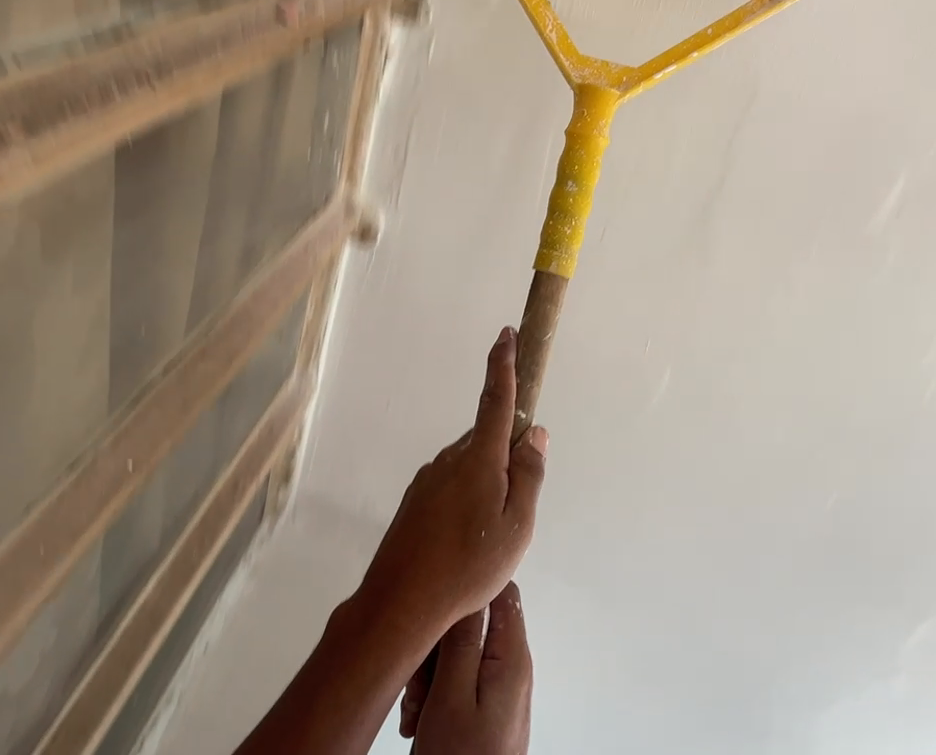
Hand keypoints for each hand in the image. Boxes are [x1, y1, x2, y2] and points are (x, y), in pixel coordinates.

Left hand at [357, 327, 548, 646]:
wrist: (400, 602)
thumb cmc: (468, 565)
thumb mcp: (517, 526)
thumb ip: (529, 476)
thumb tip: (535, 434)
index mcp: (478, 458)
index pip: (496, 399)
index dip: (505, 364)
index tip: (508, 334)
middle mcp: (450, 458)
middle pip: (488, 441)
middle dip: (507, 459)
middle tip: (515, 511)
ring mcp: (429, 478)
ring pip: (470, 467)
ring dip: (487, 487)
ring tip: (489, 540)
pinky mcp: (416, 500)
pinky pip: (452, 487)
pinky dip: (467, 502)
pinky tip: (465, 544)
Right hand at [408, 582, 532, 753]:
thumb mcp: (452, 695)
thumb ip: (462, 639)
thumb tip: (472, 586)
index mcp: (511, 656)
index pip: (499, 591)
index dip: (466, 589)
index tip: (432, 605)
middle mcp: (510, 665)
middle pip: (472, 624)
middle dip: (436, 646)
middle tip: (419, 680)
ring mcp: (498, 686)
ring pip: (458, 653)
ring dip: (430, 675)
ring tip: (417, 710)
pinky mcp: (485, 706)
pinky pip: (457, 681)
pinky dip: (434, 695)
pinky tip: (419, 721)